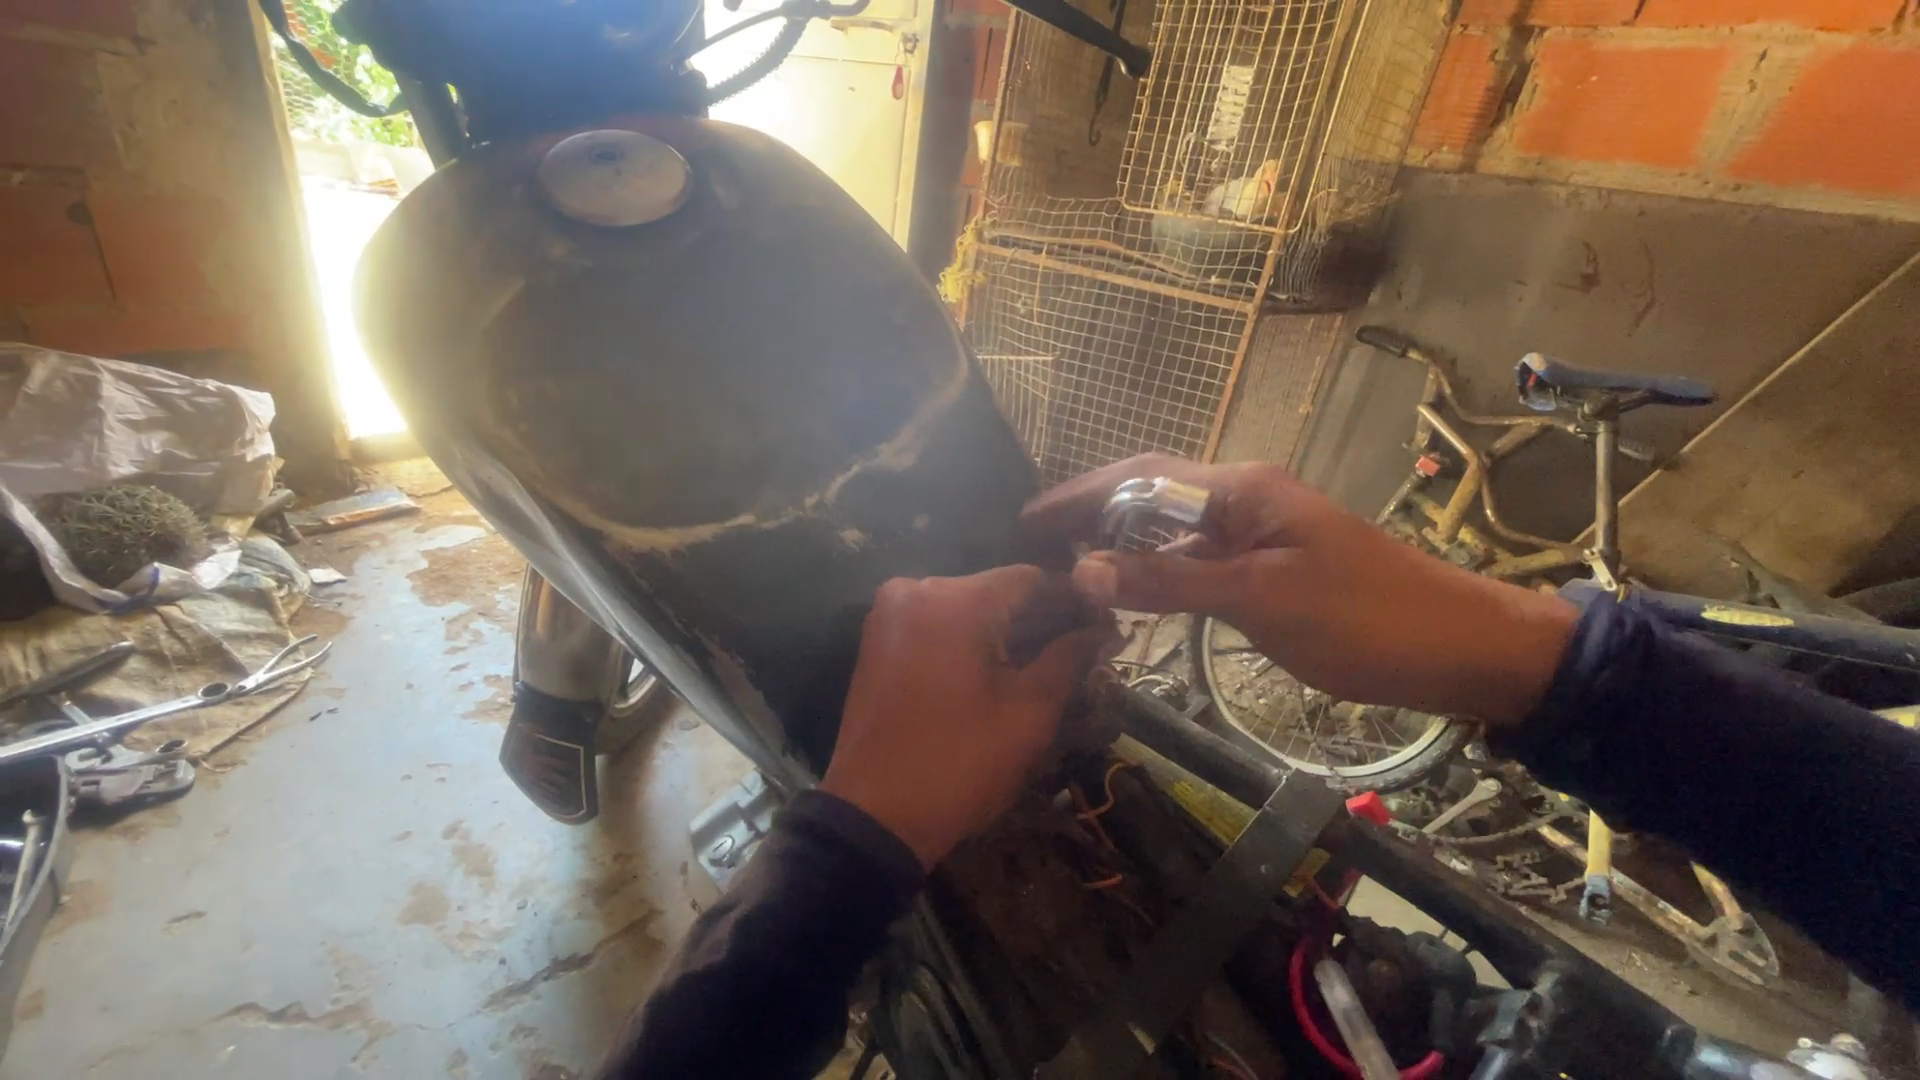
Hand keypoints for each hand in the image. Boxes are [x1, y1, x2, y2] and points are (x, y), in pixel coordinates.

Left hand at [822, 566, 1109, 868]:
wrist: (874, 817)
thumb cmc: (960, 762)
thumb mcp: (1028, 712)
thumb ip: (1068, 659)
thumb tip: (1100, 631)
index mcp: (954, 599)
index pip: (1030, 579)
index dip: (1073, 598)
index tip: (1105, 620)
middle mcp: (915, 589)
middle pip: (995, 592)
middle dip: (1042, 618)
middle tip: (1088, 644)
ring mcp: (890, 614)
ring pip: (966, 609)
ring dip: (1008, 631)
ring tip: (1055, 659)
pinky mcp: (878, 641)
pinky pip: (937, 626)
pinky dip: (971, 640)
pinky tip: (1005, 665)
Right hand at [1021, 454, 1577, 725]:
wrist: (1459, 648)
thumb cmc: (1363, 618)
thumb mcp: (1258, 598)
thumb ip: (1169, 580)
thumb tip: (1084, 570)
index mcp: (1240, 489)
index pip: (1138, 478)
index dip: (1078, 496)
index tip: (1027, 521)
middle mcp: (1241, 499)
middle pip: (1147, 497)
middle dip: (1090, 517)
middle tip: (1037, 550)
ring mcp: (1254, 535)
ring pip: (1168, 532)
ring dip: (1120, 549)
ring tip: (1070, 575)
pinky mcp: (1264, 570)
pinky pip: (1193, 563)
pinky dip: (1154, 576)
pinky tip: (1131, 598)